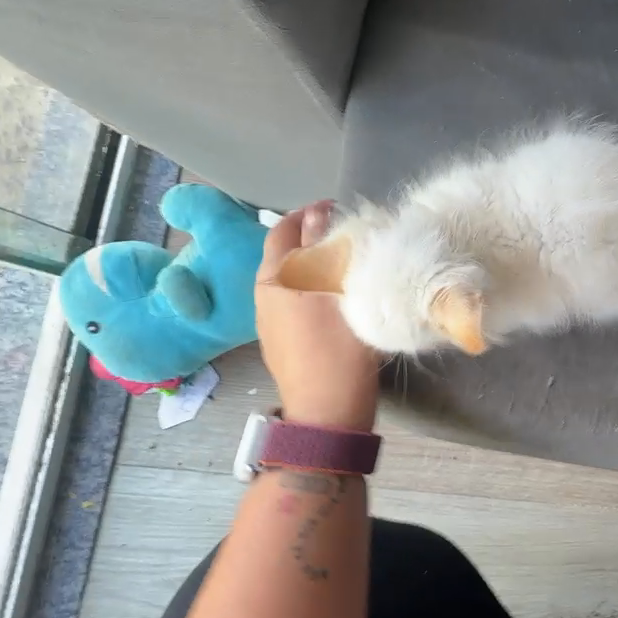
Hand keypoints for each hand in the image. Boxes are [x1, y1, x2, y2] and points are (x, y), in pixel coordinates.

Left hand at [256, 202, 381, 431]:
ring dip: (317, 265)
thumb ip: (326, 249)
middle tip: (352, 234)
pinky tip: (341, 298)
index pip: (283, 230)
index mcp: (274, 277)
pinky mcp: (284, 341)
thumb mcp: (338, 290)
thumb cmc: (337, 345)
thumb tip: (318, 216)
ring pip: (294, 279)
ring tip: (352, 264)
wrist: (328, 408)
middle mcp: (265, 295)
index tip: (339, 208)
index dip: (308, 214)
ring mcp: (271, 321)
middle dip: (316, 239)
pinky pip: (297, 301)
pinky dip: (316, 289)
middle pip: (288, 254)